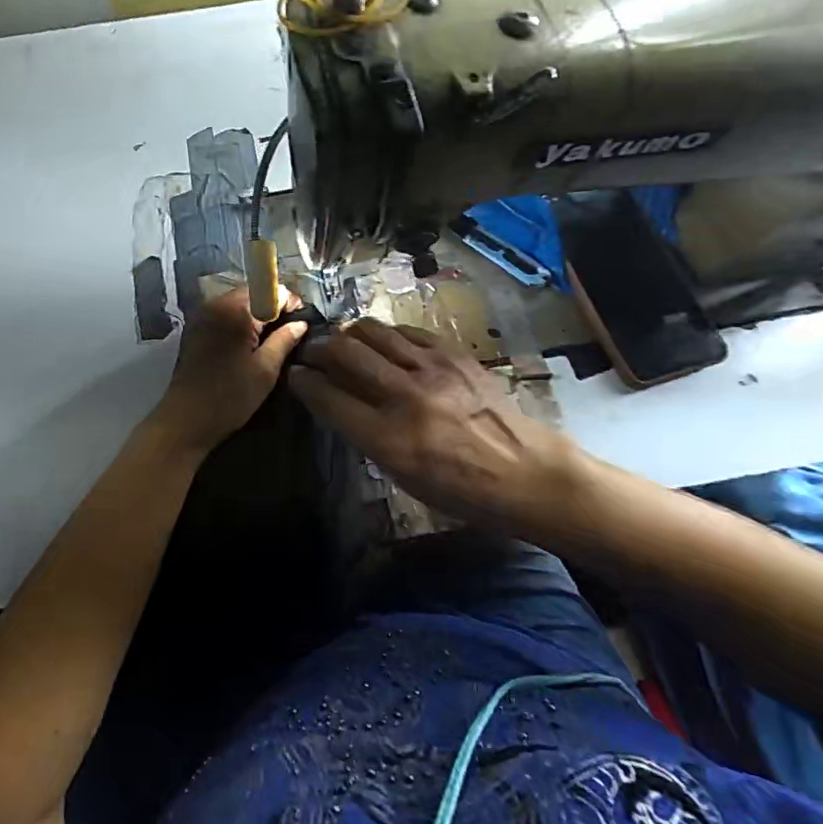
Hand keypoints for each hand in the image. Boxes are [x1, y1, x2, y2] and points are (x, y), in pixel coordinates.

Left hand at [150, 288, 309, 451]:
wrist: (186, 419)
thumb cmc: (230, 397)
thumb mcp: (266, 370)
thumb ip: (285, 340)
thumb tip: (301, 323)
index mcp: (235, 311)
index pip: (271, 292)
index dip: (291, 303)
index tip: (303, 321)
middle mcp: (216, 304)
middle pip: (253, 294)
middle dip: (273, 307)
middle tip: (290, 330)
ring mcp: (202, 315)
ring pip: (238, 303)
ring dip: (256, 314)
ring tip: (272, 337)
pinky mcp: (195, 327)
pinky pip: (224, 313)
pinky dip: (239, 321)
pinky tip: (248, 341)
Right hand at [288, 319, 582, 522]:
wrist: (526, 474)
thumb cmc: (462, 491)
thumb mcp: (403, 477)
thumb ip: (367, 438)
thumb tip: (341, 404)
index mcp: (389, 438)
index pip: (329, 398)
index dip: (304, 383)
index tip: (296, 376)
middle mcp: (406, 396)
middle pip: (345, 353)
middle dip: (319, 349)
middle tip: (312, 353)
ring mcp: (433, 370)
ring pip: (374, 332)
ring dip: (350, 334)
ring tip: (343, 341)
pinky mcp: (455, 355)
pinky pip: (408, 332)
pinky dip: (388, 335)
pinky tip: (384, 343)